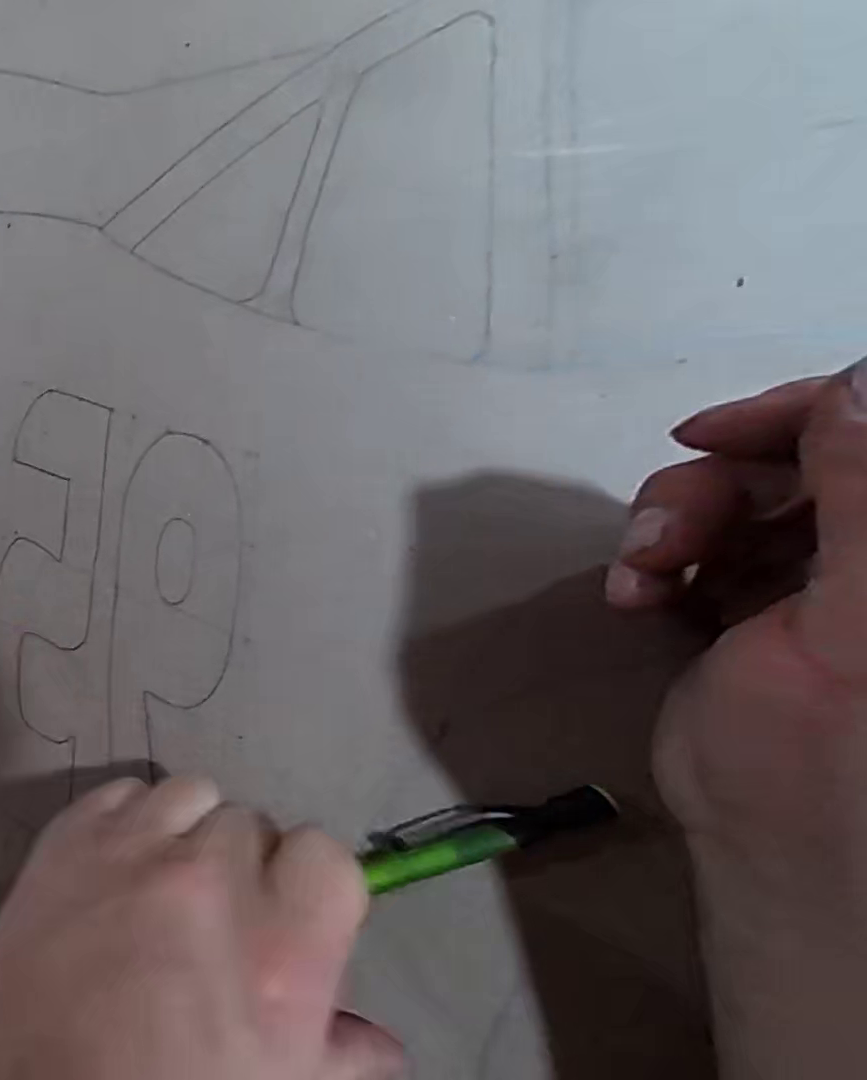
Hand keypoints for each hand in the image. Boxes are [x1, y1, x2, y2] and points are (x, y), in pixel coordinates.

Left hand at [0, 776, 401, 1079]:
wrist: (30, 1066)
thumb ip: (335, 1056)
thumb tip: (380, 1041)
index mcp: (278, 946)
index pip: (326, 856)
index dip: (310, 882)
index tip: (288, 908)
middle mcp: (208, 875)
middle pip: (249, 820)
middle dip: (241, 859)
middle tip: (215, 907)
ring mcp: (133, 840)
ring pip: (188, 792)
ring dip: (188, 826)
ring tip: (166, 873)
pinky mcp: (74, 825)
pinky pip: (124, 790)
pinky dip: (130, 814)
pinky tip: (117, 857)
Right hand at [607, 367, 866, 1079]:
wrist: (782, 847)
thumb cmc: (831, 752)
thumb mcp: (853, 623)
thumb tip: (865, 384)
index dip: (806, 413)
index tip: (711, 436)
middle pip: (803, 462)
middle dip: (708, 492)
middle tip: (658, 543)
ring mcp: (833, 577)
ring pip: (740, 502)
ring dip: (667, 532)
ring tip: (637, 581)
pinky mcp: (764, 602)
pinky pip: (702, 548)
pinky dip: (658, 562)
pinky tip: (640, 595)